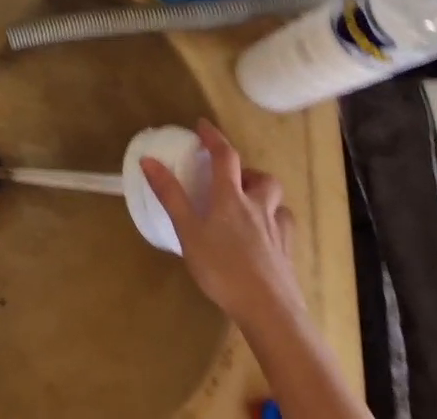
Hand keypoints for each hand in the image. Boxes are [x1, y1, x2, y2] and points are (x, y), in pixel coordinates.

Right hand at [141, 120, 304, 329]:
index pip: (226, 157)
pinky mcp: (287, 255)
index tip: (203, 125)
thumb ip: (170, 196)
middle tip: (229, 178)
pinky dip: (273, 222)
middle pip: (263, 178)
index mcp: (232, 199)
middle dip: (247, 171)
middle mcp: (259, 209)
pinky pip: (284, 228)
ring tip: (247, 205)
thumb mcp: (188, 231)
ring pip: (278, 203)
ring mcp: (277, 233)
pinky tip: (262, 235)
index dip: (214, 138)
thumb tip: (149, 160)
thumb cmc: (222, 267)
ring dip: (264, 196)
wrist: (270, 311)